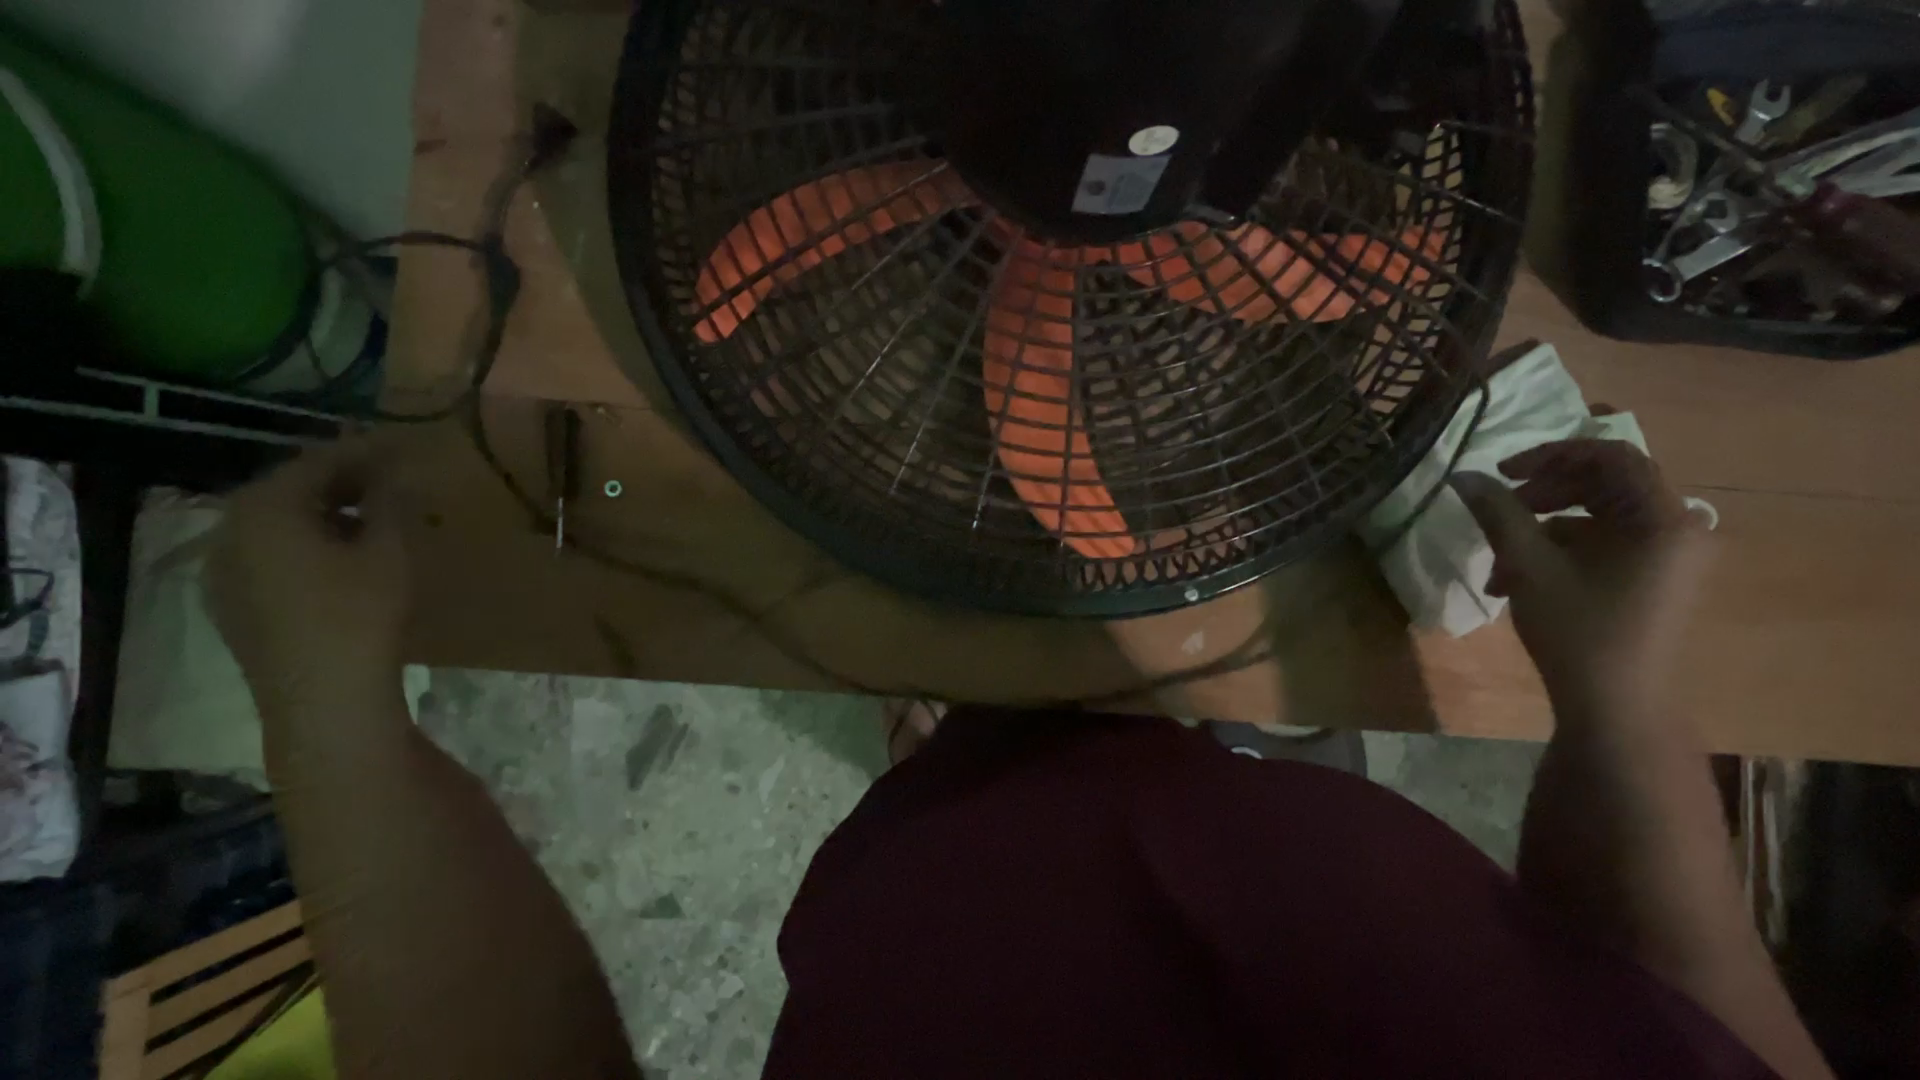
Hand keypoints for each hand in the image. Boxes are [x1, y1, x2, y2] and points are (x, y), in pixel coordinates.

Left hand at [206, 439, 411, 711]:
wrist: (322, 700)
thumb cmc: (359, 615)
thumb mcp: (389, 549)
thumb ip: (389, 502)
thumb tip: (394, 474)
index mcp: (264, 506)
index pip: (318, 461)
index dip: (364, 452)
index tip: (401, 447)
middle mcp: (228, 529)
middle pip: (289, 491)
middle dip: (339, 482)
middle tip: (387, 479)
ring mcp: (222, 570)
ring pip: (276, 526)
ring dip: (321, 515)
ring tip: (369, 519)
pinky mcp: (230, 605)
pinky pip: (267, 557)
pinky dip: (303, 546)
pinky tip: (339, 560)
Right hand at [1450, 439, 1712, 716]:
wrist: (1618, 706)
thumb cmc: (1578, 631)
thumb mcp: (1529, 566)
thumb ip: (1497, 513)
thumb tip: (1462, 477)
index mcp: (1662, 518)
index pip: (1611, 455)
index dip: (1552, 454)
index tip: (1502, 473)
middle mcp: (1678, 528)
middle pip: (1607, 483)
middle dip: (1545, 491)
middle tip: (1501, 507)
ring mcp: (1671, 556)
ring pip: (1601, 515)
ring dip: (1545, 524)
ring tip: (1502, 557)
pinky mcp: (1656, 579)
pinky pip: (1608, 543)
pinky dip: (1563, 549)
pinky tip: (1521, 578)